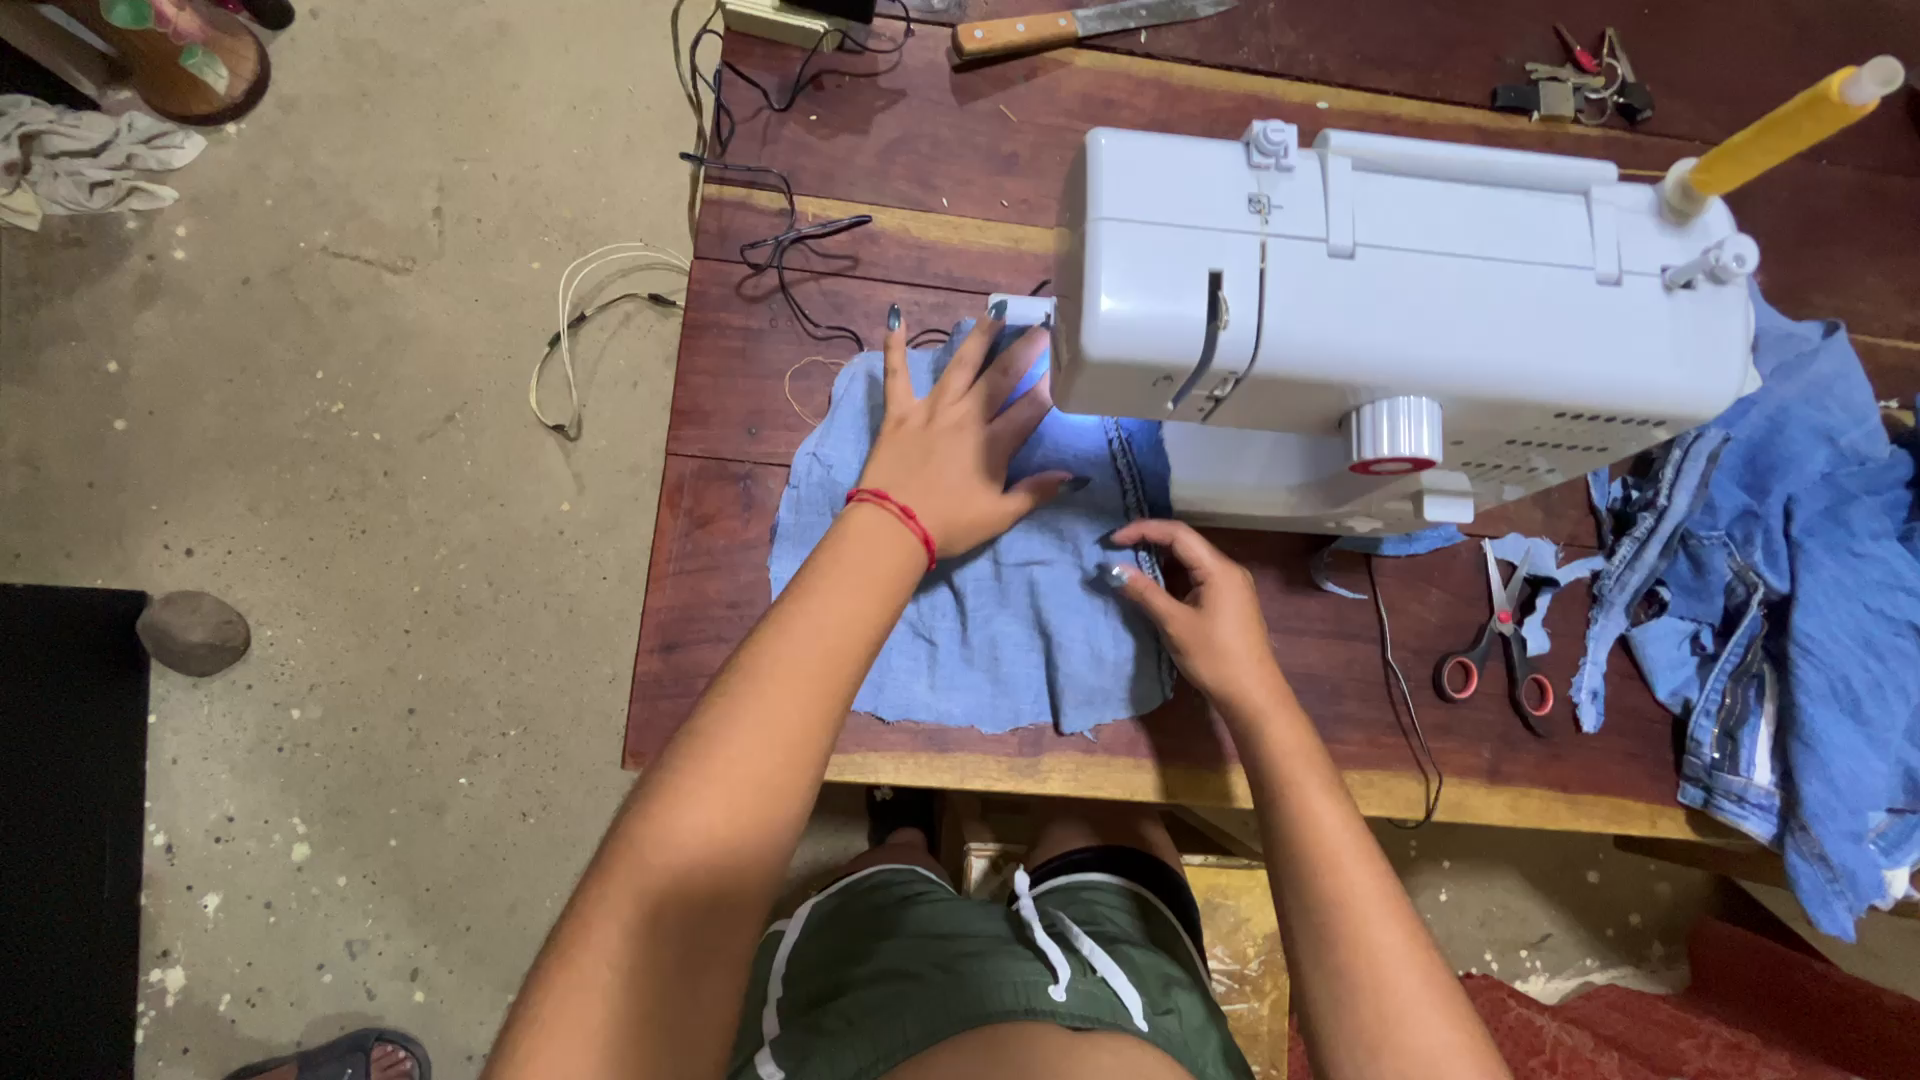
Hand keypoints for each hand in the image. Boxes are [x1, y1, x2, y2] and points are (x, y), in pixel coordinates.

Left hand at [855, 305, 1075, 557]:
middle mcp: (966, 417)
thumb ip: (1035, 493)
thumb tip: (1072, 476)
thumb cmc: (949, 526)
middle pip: (1000, 377)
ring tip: (995, 313)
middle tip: (1042, 327)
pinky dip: (895, 346)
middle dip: (1024, 350)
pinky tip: (896, 317)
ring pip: (960, 365)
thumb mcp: (1000, 516)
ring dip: (979, 337)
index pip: (1030, 409)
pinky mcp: (899, 412)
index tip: (1066, 366)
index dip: (1050, 388)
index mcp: (993, 443)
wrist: (893, 528)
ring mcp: (931, 410)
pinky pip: (897, 374)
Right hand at [1106, 519, 1289, 715]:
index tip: (1112, 541)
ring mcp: (1231, 585)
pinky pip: (1196, 576)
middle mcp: (1228, 569)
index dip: (1142, 530)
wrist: (1252, 695)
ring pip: (1190, 560)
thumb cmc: (1214, 657)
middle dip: (1149, 542)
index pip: (1177, 533)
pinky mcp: (1228, 600)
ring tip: (1128, 566)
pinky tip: (1153, 585)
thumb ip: (1144, 592)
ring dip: (1159, 560)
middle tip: (1116, 550)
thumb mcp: (1174, 623)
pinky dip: (1172, 576)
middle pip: (1184, 542)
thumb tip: (1113, 569)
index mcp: (1219, 569)